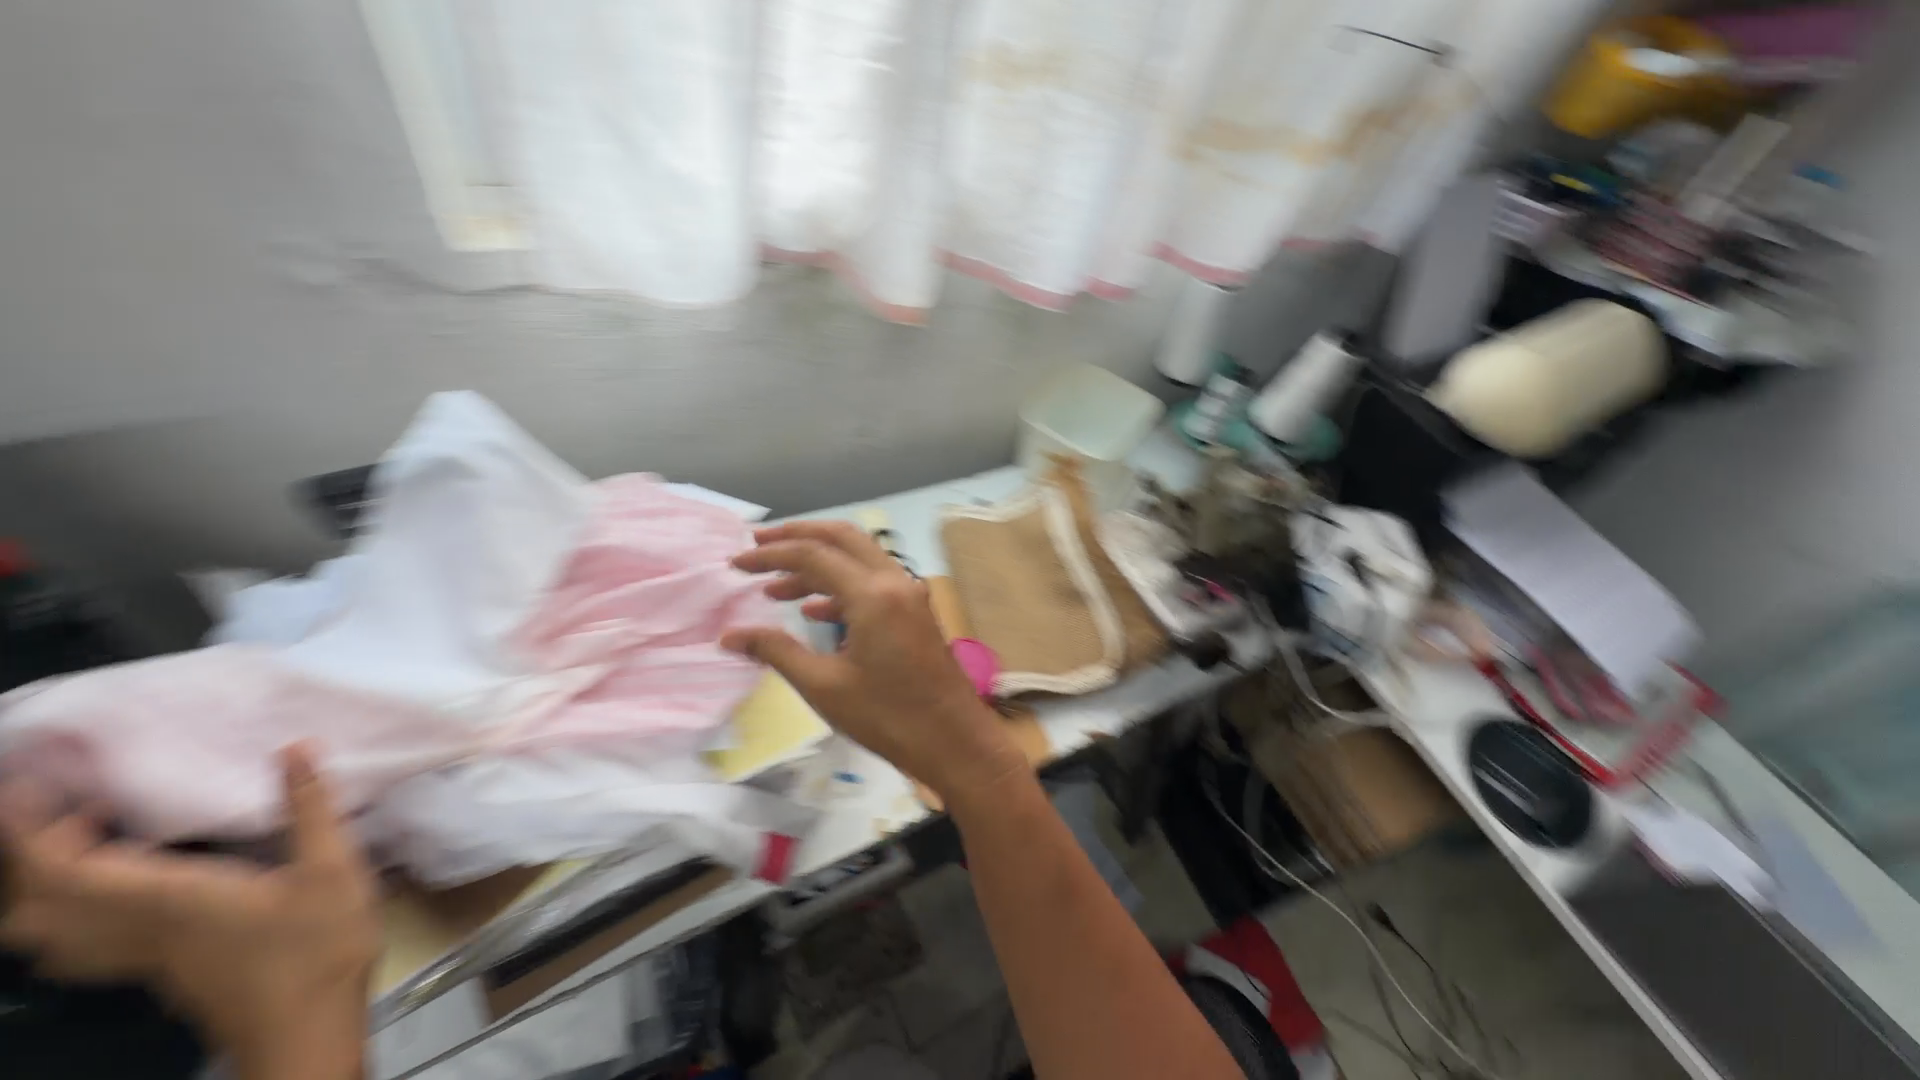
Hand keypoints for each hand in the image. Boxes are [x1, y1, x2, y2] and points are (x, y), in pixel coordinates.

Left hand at [1, 744, 376, 1079]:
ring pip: (49, 933)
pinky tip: (125, 888)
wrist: (306, 1029)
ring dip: (46, 888)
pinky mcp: (159, 969)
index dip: (31, 829)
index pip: (64, 870)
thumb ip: (310, 808)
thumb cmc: (317, 948)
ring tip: (93, 841)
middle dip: (32, 855)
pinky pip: (83, 943)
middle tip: (76, 805)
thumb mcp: (332, 869)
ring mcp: (143, 956)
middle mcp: (137, 929)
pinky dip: (75, 912)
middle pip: (36, 906)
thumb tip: (294, 747)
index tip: (29, 785)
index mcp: (168, 900)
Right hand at [722, 521, 1026, 807]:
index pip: (812, 554)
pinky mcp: (915, 613)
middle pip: (841, 538)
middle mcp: (895, 581)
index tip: (736, 564)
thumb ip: (776, 651)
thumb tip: (729, 636)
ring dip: (817, 565)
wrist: (954, 742)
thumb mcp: (824, 686)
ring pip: (858, 559)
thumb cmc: (888, 717)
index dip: (770, 555)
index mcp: (873, 593)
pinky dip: (840, 588)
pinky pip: (873, 583)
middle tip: (756, 546)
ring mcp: (910, 595)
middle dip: (796, 537)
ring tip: (774, 587)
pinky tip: (812, 611)